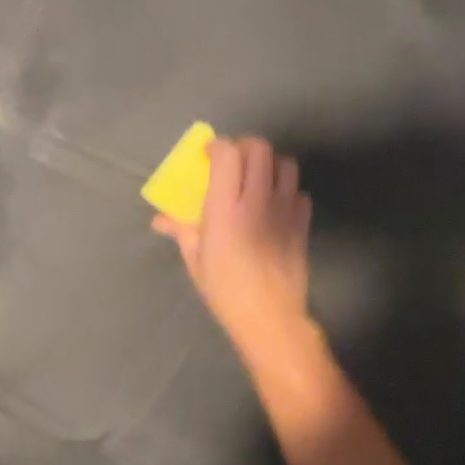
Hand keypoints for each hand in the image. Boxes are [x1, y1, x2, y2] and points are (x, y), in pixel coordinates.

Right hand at [153, 137, 314, 352]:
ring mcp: (285, 209)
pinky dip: (287, 191)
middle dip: (244, 147)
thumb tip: (160, 219)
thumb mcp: (195, 260)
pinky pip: (299, 192)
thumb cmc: (225, 289)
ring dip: (269, 165)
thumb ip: (181, 230)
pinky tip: (274, 206)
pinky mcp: (303, 223)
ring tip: (256, 180)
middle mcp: (258, 200)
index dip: (217, 147)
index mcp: (226, 208)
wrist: (270, 316)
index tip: (208, 156)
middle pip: (259, 149)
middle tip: (232, 163)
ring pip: (286, 164)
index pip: (228, 154)